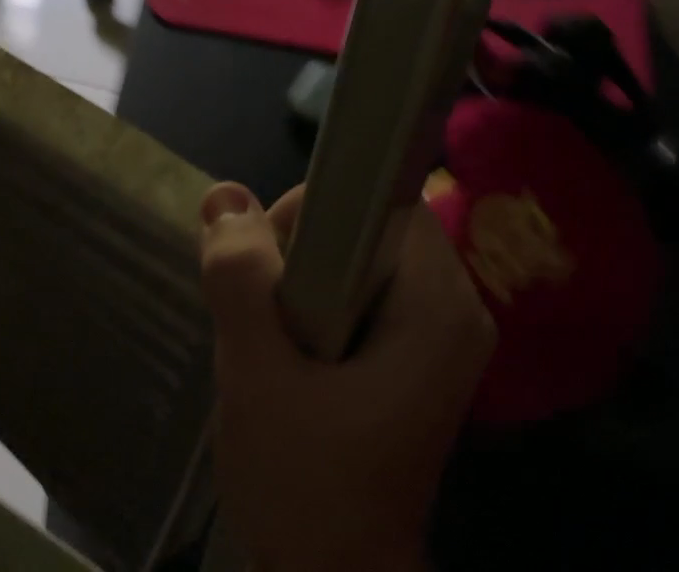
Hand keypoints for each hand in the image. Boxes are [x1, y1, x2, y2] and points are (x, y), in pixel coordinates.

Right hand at [200, 183, 493, 571]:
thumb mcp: (256, 375)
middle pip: (369, 229)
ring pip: (358, 259)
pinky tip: (285, 350)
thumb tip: (224, 194)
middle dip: (300, 251)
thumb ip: (240, 280)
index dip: (317, 212)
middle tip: (258, 307)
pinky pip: (359, 292)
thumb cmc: (305, 483)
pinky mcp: (415, 360)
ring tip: (267, 336)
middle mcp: (455, 313)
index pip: (384, 204)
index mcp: (439, 310)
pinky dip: (313, 303)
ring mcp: (437, 339)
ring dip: (299, 279)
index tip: (267, 259)